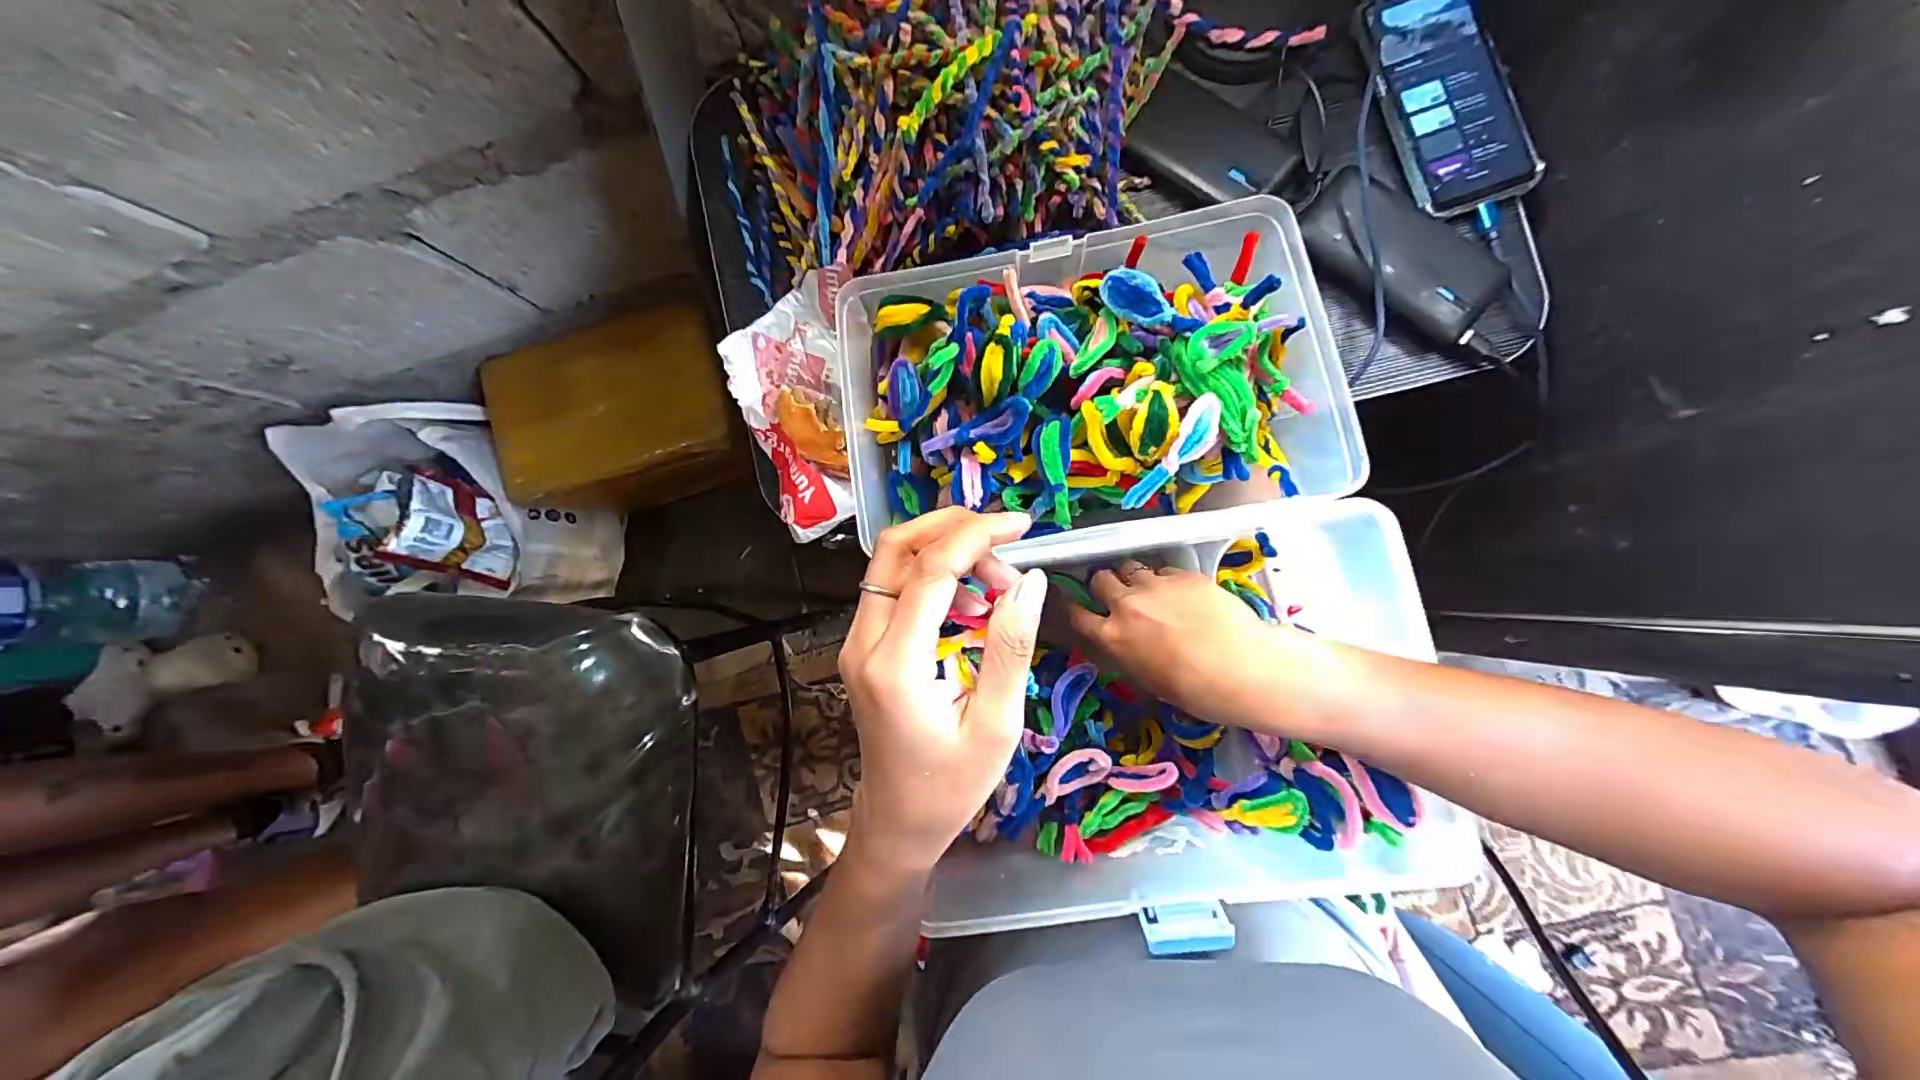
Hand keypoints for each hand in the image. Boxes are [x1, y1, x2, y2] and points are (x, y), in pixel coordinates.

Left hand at [839, 508, 1047, 872]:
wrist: (896, 822)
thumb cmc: (950, 786)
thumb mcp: (995, 724)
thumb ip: (1011, 648)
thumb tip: (1030, 582)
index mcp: (895, 665)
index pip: (931, 570)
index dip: (977, 536)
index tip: (1021, 526)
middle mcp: (863, 643)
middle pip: (895, 548)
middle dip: (952, 528)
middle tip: (1006, 543)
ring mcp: (856, 643)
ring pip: (890, 563)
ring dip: (944, 551)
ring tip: (996, 582)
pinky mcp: (863, 646)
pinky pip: (893, 588)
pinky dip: (932, 575)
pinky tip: (970, 601)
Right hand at [1066, 559, 1304, 730]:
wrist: (1242, 668)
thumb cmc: (1195, 690)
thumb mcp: (1147, 680)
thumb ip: (1127, 654)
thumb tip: (1125, 644)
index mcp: (1112, 637)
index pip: (1078, 615)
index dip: (1076, 609)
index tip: (1079, 607)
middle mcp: (1127, 605)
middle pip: (1100, 579)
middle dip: (1106, 586)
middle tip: (1120, 596)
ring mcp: (1156, 585)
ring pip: (1131, 567)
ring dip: (1134, 578)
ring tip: (1151, 591)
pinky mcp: (1184, 575)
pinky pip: (1165, 570)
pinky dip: (1167, 580)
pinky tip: (1184, 596)